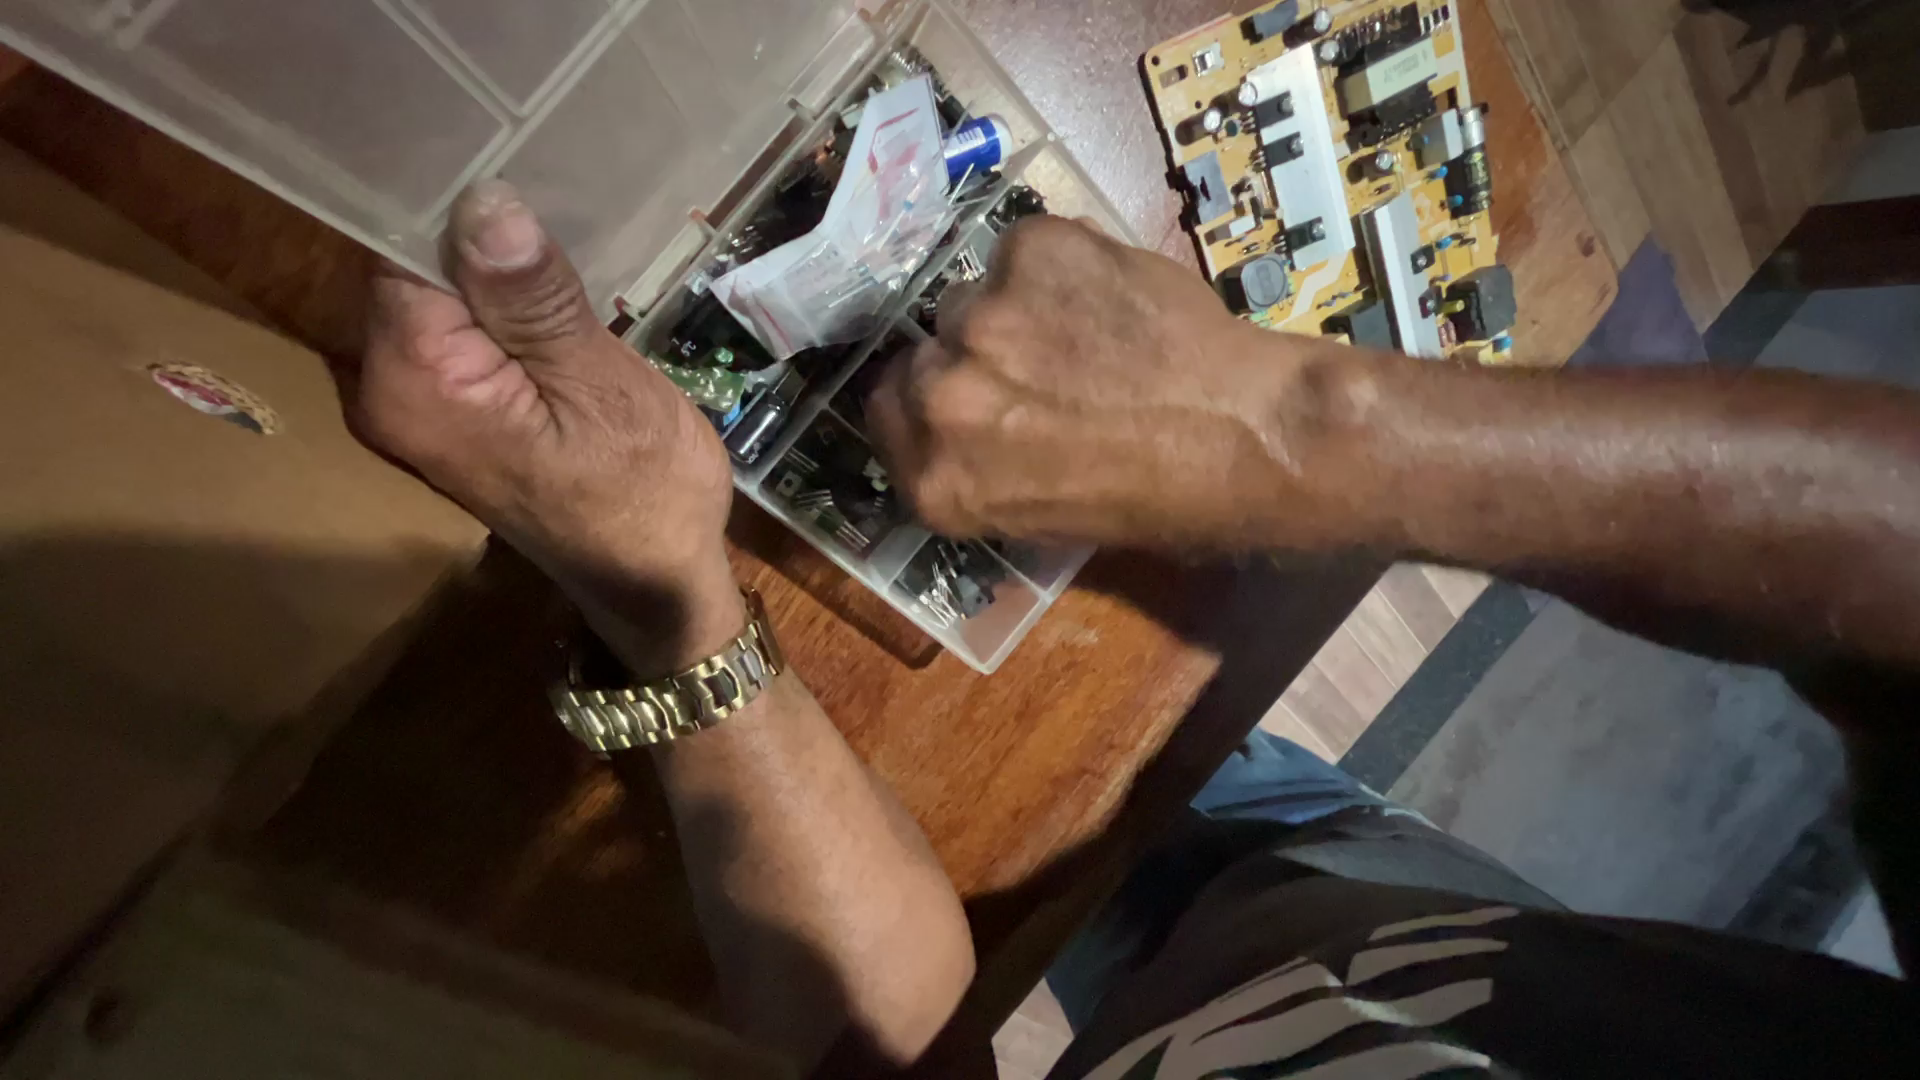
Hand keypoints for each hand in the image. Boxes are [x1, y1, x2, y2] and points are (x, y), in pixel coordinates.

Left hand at [354, 180, 743, 673]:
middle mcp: (391, 394)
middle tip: (576, 241)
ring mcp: (420, 413)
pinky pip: (467, 342)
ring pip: (448, 305)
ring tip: (576, 281)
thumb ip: (541, 305)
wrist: (658, 584)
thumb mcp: (609, 391)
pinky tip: (562, 325)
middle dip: (493, 251)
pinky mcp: (454, 422)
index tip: (538, 196)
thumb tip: (486, 202)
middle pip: (419, 275)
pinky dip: (512, 322)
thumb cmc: (650, 493)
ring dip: (509, 286)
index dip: (469, 214)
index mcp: (421, 382)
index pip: (407, 250)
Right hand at [867, 215, 1353, 549]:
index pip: (883, 412)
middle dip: (967, 360)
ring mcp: (983, 315)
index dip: (924, 401)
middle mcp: (940, 396)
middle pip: (923, 351)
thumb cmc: (1146, 498)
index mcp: (937, 479)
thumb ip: (969, 465)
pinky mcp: (1035, 248)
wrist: (1241, 435)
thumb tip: (948, 419)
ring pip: (973, 298)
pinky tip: (1107, 300)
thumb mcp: (1033, 515)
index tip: (959, 397)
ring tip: (1082, 336)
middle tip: (1030, 370)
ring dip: (1012, 313)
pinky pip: (1023, 251)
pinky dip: (1057, 269)